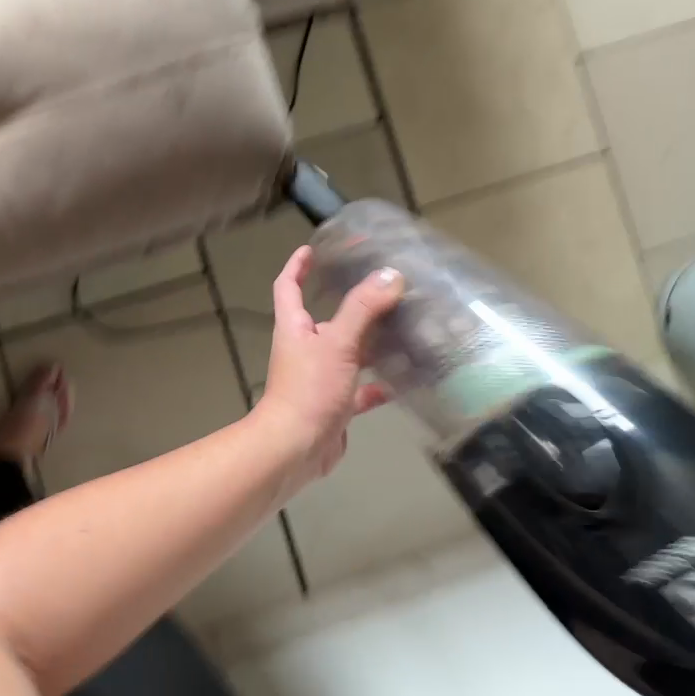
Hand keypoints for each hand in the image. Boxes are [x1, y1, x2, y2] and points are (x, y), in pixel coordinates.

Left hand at [252, 246, 403, 486]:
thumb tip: (390, 275)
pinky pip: (360, 390)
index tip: (311, 249)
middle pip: (326, 318)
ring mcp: (319, 377)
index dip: (297, 266)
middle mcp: (304, 348)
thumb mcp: (337, 342)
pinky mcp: (335, 404)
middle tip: (385, 289)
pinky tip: (405, 381)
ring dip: (371, 343)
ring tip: (406, 329)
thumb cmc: (308, 388)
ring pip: (348, 353)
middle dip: (350, 304)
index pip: (288, 286)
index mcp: (294, 327)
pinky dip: (378, 385)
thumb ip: (362, 309)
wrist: (296, 446)